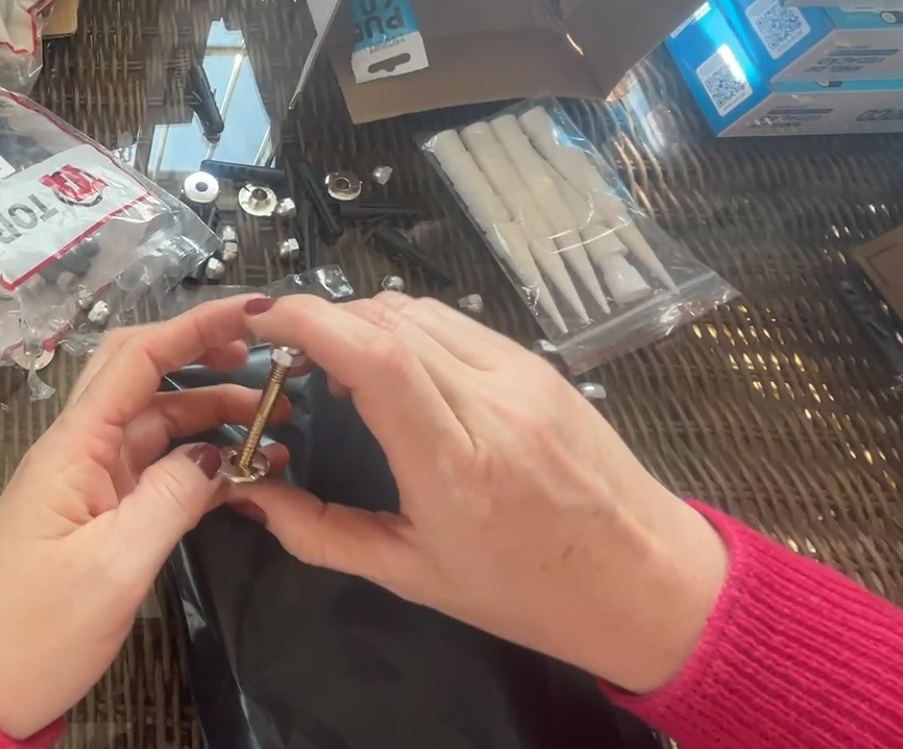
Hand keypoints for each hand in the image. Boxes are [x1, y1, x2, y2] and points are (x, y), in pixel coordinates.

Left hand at [0, 297, 288, 737]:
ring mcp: (89, 476)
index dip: (194, 326)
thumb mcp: (113, 567)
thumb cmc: (36, 630)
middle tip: (262, 359)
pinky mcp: (99, 507)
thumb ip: (170, 501)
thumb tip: (216, 455)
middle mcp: (79, 446)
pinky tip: (239, 470)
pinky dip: (195, 461)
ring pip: (154, 420)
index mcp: (73, 445)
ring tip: (273, 423)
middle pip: (140, 374)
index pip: (136, 358)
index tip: (252, 313)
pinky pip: (153, 466)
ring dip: (208, 413)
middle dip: (200, 353)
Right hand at [233, 292, 727, 693]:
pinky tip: (386, 363)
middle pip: (384, 320)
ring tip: (333, 362)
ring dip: (355, 320)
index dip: (307, 320)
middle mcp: (491, 402)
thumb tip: (246, 494)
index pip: (375, 356)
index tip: (260, 319)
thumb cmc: (529, 592)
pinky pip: (446, 319)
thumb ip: (317, 534)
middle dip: (318, 320)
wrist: (656, 584)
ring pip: (412, 309)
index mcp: (456, 462)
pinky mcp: (534, 361)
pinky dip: (396, 325)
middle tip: (287, 354)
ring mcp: (520, 373)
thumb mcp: (411, 575)